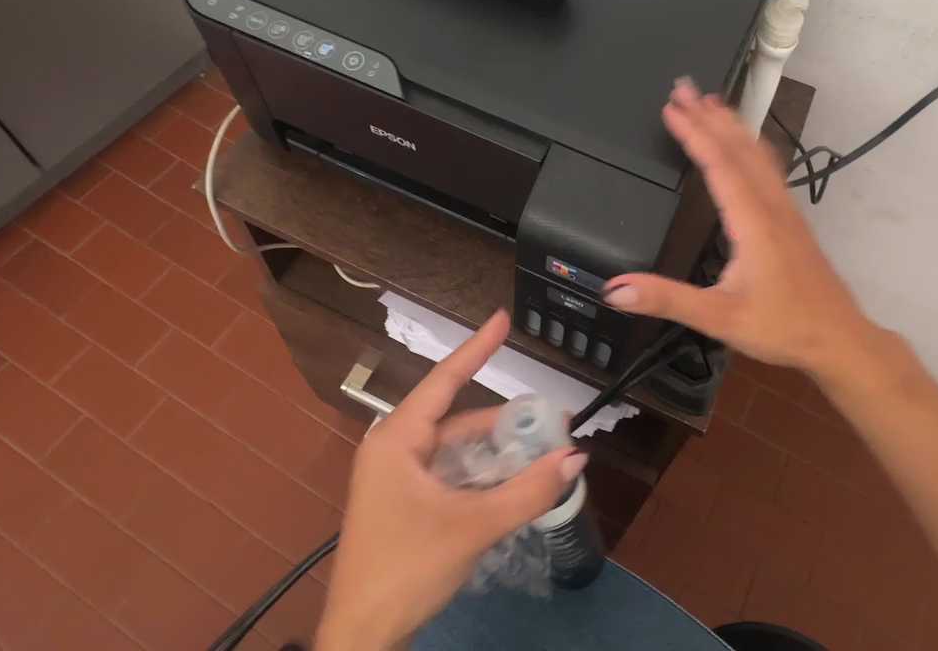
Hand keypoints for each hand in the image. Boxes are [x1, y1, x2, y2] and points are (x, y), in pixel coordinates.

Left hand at [315, 310, 586, 650]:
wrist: (362, 637)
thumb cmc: (407, 568)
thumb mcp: (473, 527)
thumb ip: (527, 491)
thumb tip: (575, 456)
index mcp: (397, 440)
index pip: (444, 380)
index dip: (476, 348)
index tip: (502, 318)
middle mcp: (393, 449)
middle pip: (455, 418)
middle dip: (502, 420)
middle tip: (549, 418)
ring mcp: (395, 478)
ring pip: (454, 449)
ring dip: (494, 450)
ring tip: (540, 450)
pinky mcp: (402, 504)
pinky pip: (448, 473)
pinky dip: (479, 473)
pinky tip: (510, 481)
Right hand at [603, 78, 880, 381]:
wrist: (840, 339)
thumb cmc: (782, 327)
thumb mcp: (717, 317)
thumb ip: (665, 299)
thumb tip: (616, 289)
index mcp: (753, 223)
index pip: (719, 165)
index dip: (693, 133)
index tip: (672, 108)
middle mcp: (772, 207)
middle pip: (739, 148)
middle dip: (710, 115)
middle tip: (684, 87)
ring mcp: (786, 211)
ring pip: (759, 154)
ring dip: (733, 124)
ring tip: (712, 101)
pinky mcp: (793, 220)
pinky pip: (770, 168)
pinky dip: (752, 144)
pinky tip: (748, 143)